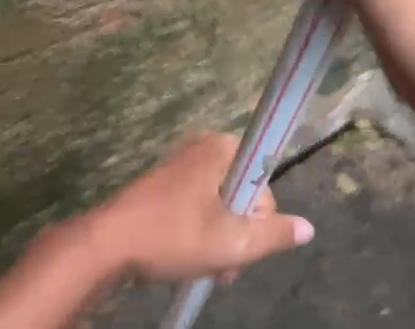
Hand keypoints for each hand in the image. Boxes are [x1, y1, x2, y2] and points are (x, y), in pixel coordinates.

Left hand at [87, 133, 313, 281]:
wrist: (105, 247)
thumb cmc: (172, 236)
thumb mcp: (231, 243)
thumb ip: (274, 235)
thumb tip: (309, 228)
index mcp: (223, 148)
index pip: (264, 182)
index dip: (259, 219)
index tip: (241, 244)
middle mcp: (204, 147)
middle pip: (242, 194)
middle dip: (238, 232)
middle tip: (222, 263)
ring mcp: (181, 165)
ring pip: (220, 205)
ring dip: (219, 238)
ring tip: (204, 267)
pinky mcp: (163, 185)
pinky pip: (198, 206)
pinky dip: (199, 232)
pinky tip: (188, 257)